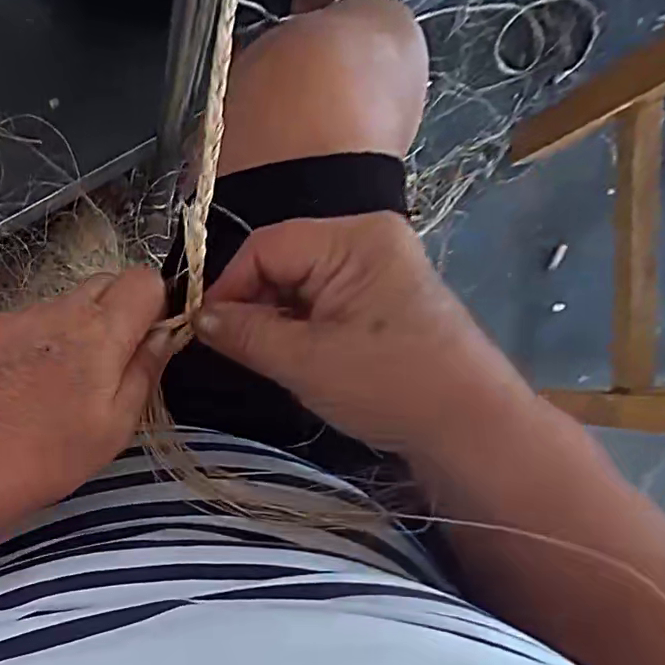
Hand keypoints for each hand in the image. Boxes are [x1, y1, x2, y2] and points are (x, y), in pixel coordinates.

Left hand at [0, 268, 177, 556]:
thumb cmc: (54, 455)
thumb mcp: (117, 424)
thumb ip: (146, 369)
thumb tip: (165, 332)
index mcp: (100, 332)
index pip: (142, 279)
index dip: (150, 305)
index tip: (143, 339)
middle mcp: (59, 310)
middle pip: (102, 283)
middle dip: (113, 313)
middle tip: (102, 363)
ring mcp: (17, 315)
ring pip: (61, 304)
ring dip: (69, 329)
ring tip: (53, 381)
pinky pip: (24, 321)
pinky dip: (32, 341)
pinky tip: (19, 381)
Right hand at [193, 214, 537, 460]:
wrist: (467, 425)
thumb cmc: (388, 386)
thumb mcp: (304, 361)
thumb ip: (245, 333)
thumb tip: (197, 318)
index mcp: (353, 239)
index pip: (265, 246)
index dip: (228, 286)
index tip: (205, 332)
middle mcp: (365, 240)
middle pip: (280, 259)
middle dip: (250, 303)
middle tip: (233, 349)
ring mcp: (375, 267)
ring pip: (296, 282)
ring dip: (271, 318)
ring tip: (263, 357)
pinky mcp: (377, 297)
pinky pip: (318, 299)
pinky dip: (294, 326)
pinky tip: (292, 356)